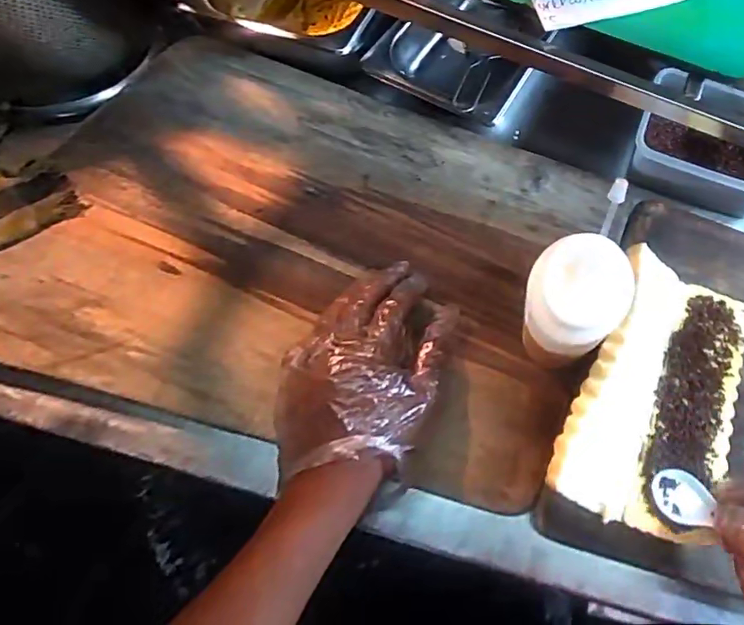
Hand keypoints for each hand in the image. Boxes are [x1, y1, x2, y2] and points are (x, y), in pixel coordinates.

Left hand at [274, 261, 460, 489]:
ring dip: (354, 293)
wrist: (331, 476)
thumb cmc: (385, 434)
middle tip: (398, 268)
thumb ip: (434, 351)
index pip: (395, 303)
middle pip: (362, 298)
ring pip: (334, 311)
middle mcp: (341, 341)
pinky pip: (311, 336)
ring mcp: (314, 355)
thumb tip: (449, 313)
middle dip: (383, 279)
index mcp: (374, 345)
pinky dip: (326, 322)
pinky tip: (333, 320)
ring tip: (369, 282)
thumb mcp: (421, 395)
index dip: (410, 288)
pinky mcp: (295, 373)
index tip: (422, 279)